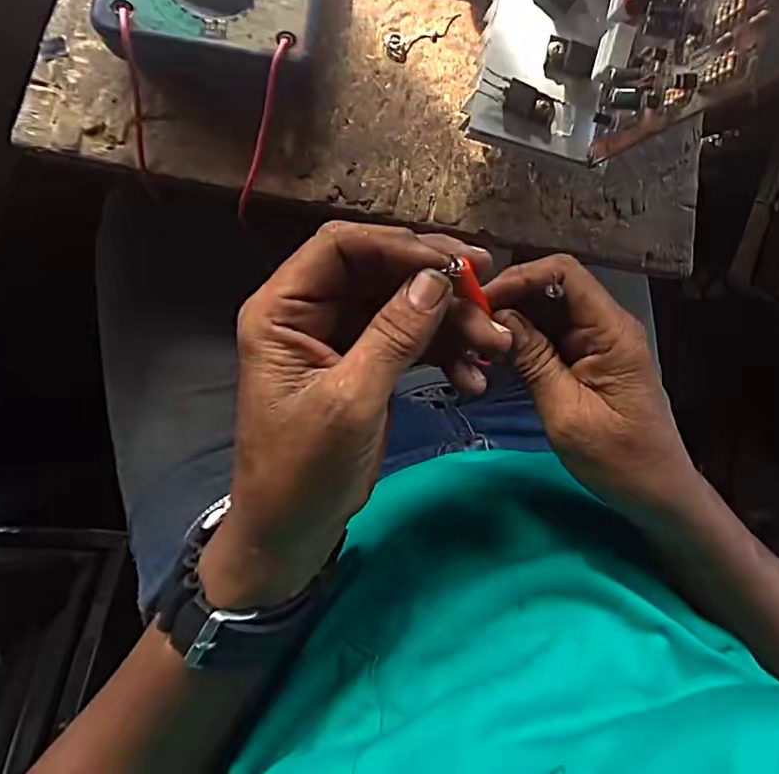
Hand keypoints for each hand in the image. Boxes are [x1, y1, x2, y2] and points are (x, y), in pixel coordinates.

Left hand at [199, 222, 511, 607]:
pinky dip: (446, 350)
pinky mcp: (370, 357)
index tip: (451, 263)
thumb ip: (394, 335)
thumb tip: (438, 281)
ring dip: (452, 319)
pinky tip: (472, 375)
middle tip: (487, 282)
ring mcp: (344, 333)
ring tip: (494, 344)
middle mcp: (313, 310)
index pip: (340, 247)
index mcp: (284, 310)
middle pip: (381, 268)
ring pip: (405, 302)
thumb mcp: (351, 401)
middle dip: (436, 279)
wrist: (293, 533)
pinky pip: (414, 336)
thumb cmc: (303, 470)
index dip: (397, 246)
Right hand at [484, 255, 694, 517]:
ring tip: (477, 337)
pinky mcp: (587, 358)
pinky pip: (551, 335)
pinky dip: (523, 340)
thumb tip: (498, 318)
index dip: (521, 276)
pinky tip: (497, 352)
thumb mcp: (568, 414)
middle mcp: (606, 324)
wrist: (658, 493)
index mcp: (612, 329)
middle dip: (510, 298)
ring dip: (513, 319)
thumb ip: (534, 361)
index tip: (483, 300)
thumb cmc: (621, 460)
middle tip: (470, 322)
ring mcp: (597, 340)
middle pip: (552, 287)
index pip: (566, 272)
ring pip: (547, 310)